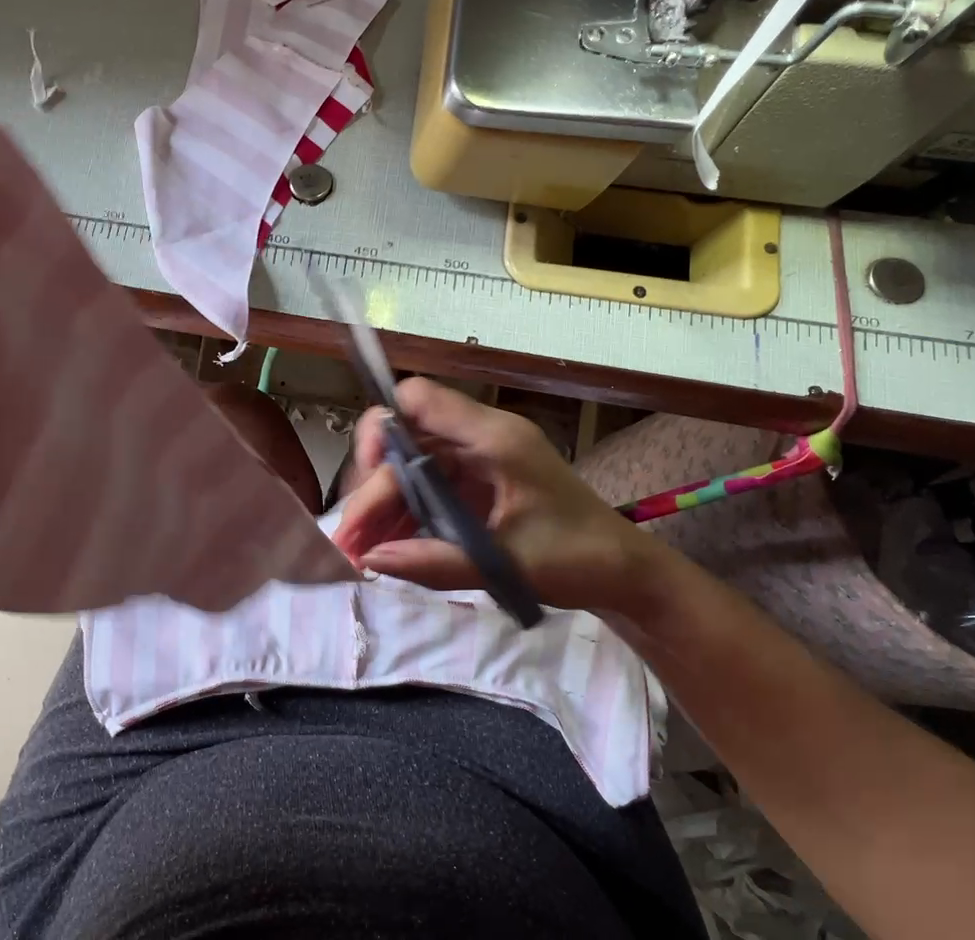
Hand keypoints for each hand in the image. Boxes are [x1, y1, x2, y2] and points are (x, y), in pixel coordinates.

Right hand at [330, 378, 670, 616]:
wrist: (625, 575)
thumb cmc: (578, 559)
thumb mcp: (506, 564)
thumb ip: (437, 561)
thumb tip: (370, 560)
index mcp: (494, 439)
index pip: (418, 399)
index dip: (384, 428)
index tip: (371, 475)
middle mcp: (477, 441)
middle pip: (403, 447)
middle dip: (372, 493)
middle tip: (350, 543)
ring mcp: (473, 463)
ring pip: (406, 471)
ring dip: (379, 509)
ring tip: (358, 555)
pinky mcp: (471, 487)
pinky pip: (422, 492)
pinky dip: (400, 518)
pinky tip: (384, 549)